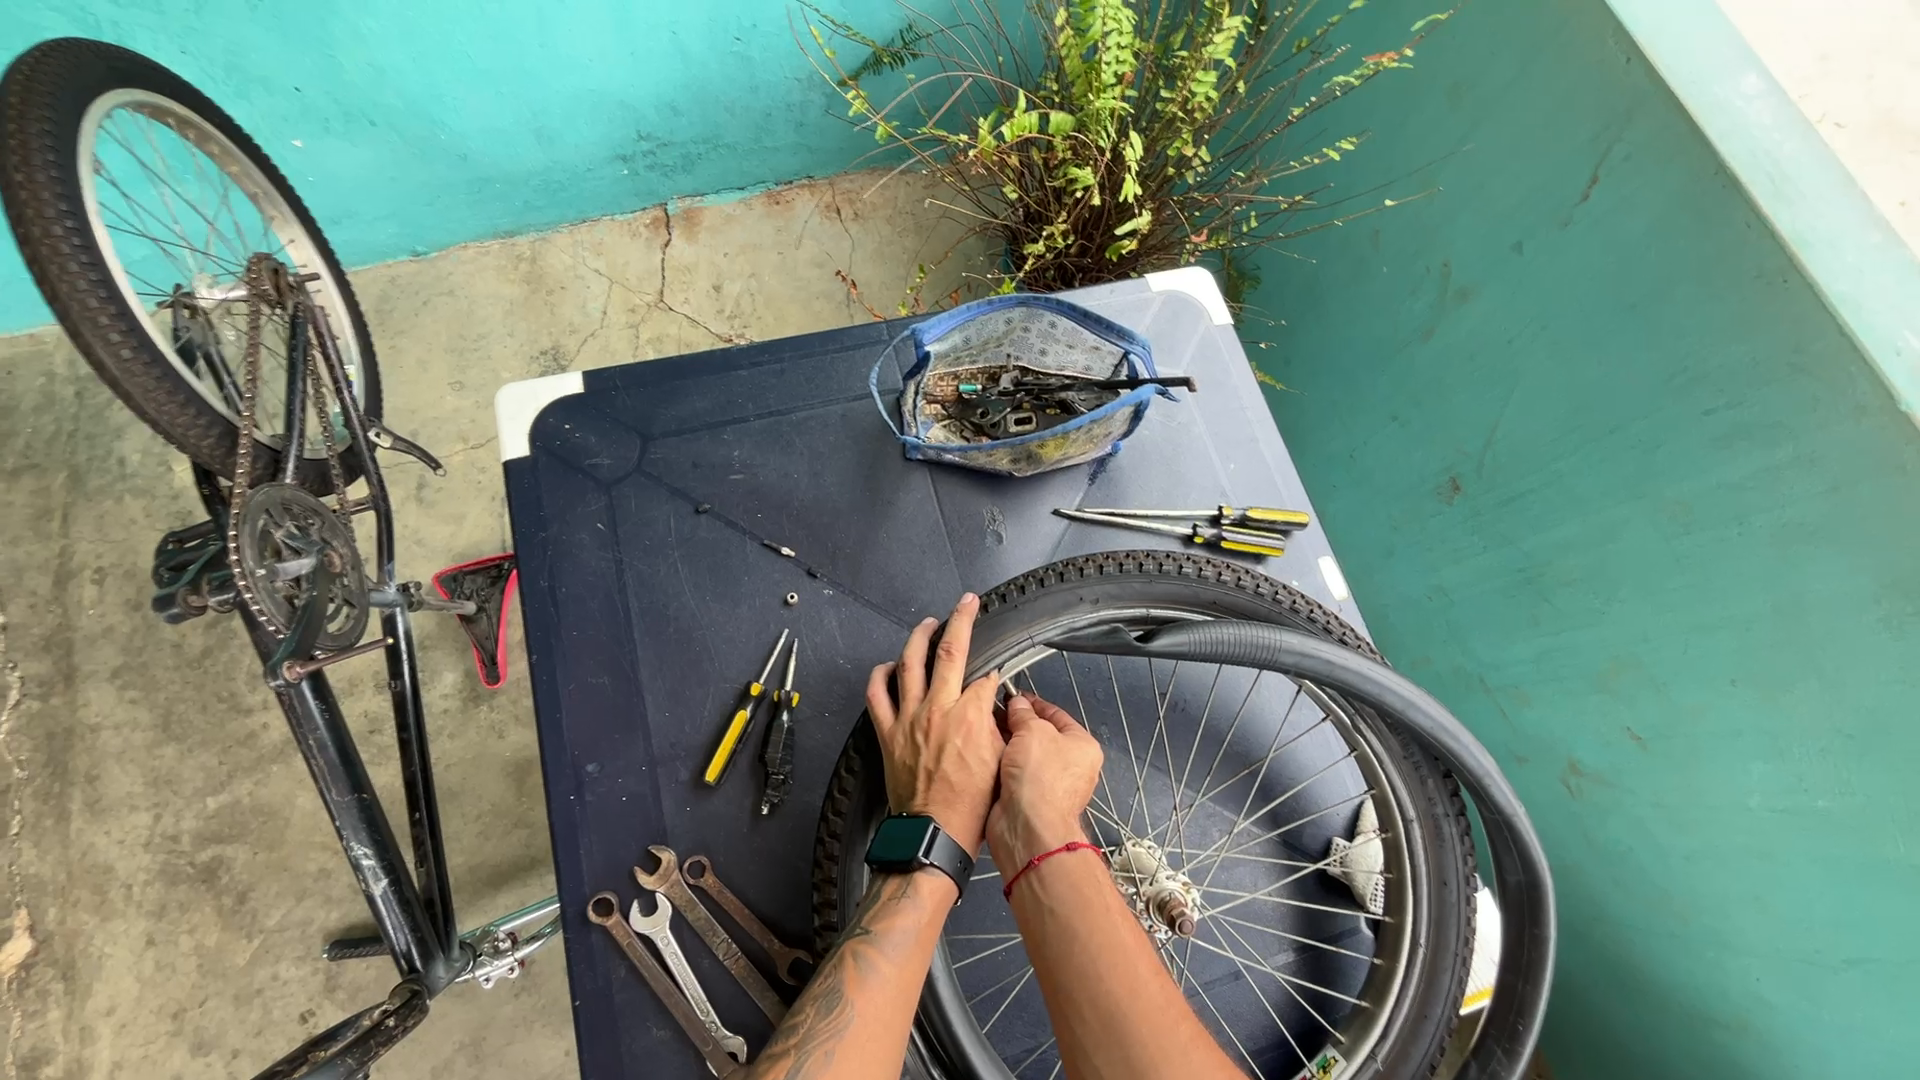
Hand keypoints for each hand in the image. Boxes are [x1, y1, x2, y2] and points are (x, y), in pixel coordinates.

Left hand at [865, 593, 1002, 854]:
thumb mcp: (999, 759)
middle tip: (966, 602)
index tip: (994, 670)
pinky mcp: (887, 732)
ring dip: (919, 636)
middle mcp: (936, 708)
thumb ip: (995, 723)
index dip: (991, 670)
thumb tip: (990, 701)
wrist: (933, 833)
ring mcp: (907, 718)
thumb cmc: (972, 803)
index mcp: (968, 714)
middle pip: (949, 650)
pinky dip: (880, 675)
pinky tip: (888, 665)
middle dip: (961, 619)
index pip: (982, 676)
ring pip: (909, 663)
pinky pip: (876, 694)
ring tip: (928, 622)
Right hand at [986, 693, 1103, 869]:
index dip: (1033, 704)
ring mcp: (1050, 785)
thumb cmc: (1040, 776)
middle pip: (1040, 735)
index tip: (1013, 697)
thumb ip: (1023, 713)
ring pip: (1024, 755)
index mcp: (1083, 746)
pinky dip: (1001, 766)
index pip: (1056, 715)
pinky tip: (987, 756)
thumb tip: (1017, 703)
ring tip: (987, 733)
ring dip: (1007, 746)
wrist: (1027, 825)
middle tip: (996, 714)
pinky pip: (1014, 774)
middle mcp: (1071, 766)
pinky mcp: (1030, 799)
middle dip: (1017, 725)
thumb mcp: (1032, 730)